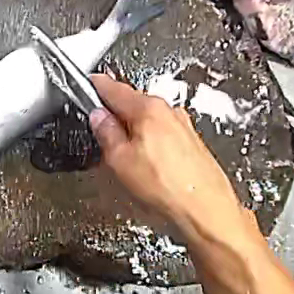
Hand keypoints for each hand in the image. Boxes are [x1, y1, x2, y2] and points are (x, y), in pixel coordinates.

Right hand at [87, 74, 252, 245]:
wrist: (204, 209)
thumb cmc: (166, 187)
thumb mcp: (119, 160)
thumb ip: (105, 133)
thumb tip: (98, 117)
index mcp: (148, 109)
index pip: (115, 88)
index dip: (97, 86)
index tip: (89, 83)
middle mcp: (169, 112)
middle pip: (132, 103)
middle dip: (114, 113)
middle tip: (98, 129)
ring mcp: (183, 127)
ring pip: (147, 120)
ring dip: (131, 130)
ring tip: (120, 154)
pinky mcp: (190, 143)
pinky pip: (161, 134)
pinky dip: (147, 141)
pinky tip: (143, 163)